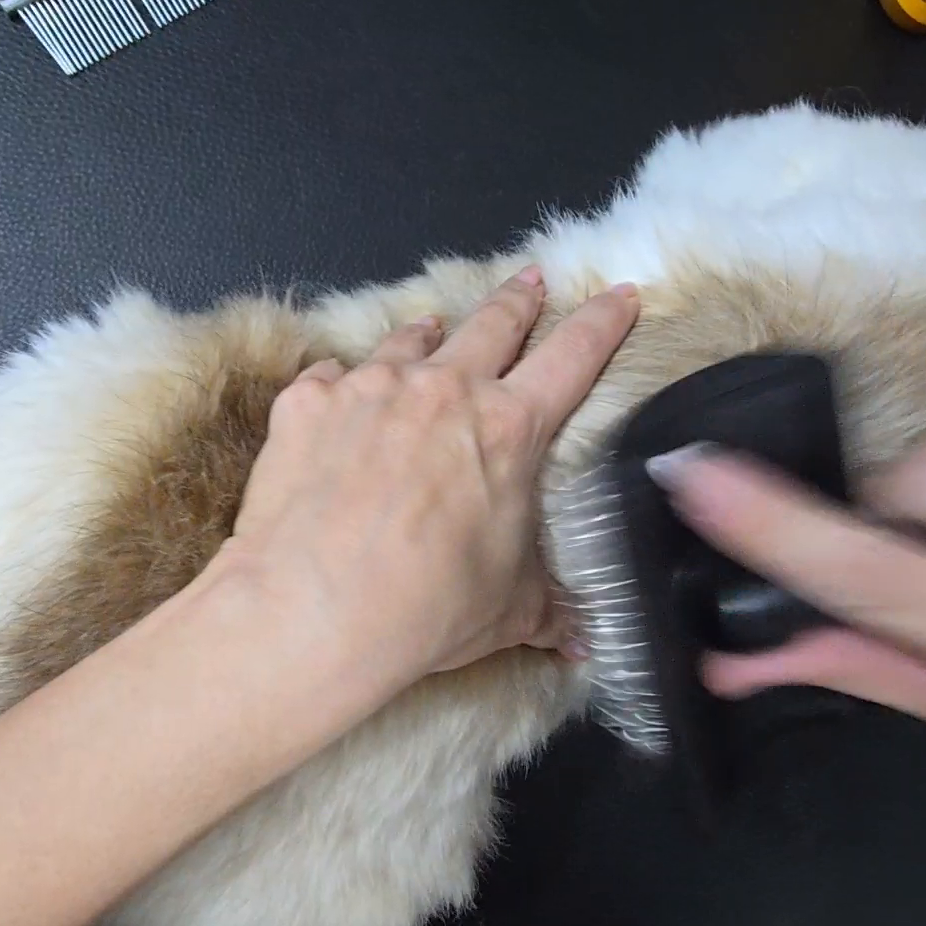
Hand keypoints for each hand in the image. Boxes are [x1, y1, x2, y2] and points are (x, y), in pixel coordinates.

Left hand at [220, 267, 638, 695]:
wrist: (315, 608)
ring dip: (426, 333)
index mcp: (507, 429)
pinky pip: (332, 377)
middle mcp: (441, 391)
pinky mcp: (307, 403)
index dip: (602, 322)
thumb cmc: (429, 608)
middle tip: (530, 281)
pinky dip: (342, 384)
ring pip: (408, 340)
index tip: (618, 295)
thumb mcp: (509, 611)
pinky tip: (339, 395)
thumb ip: (548, 611)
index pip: (573, 357)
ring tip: (430, 326)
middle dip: (517, 301)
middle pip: (492, 325)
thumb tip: (580, 644)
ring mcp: (370, 388)